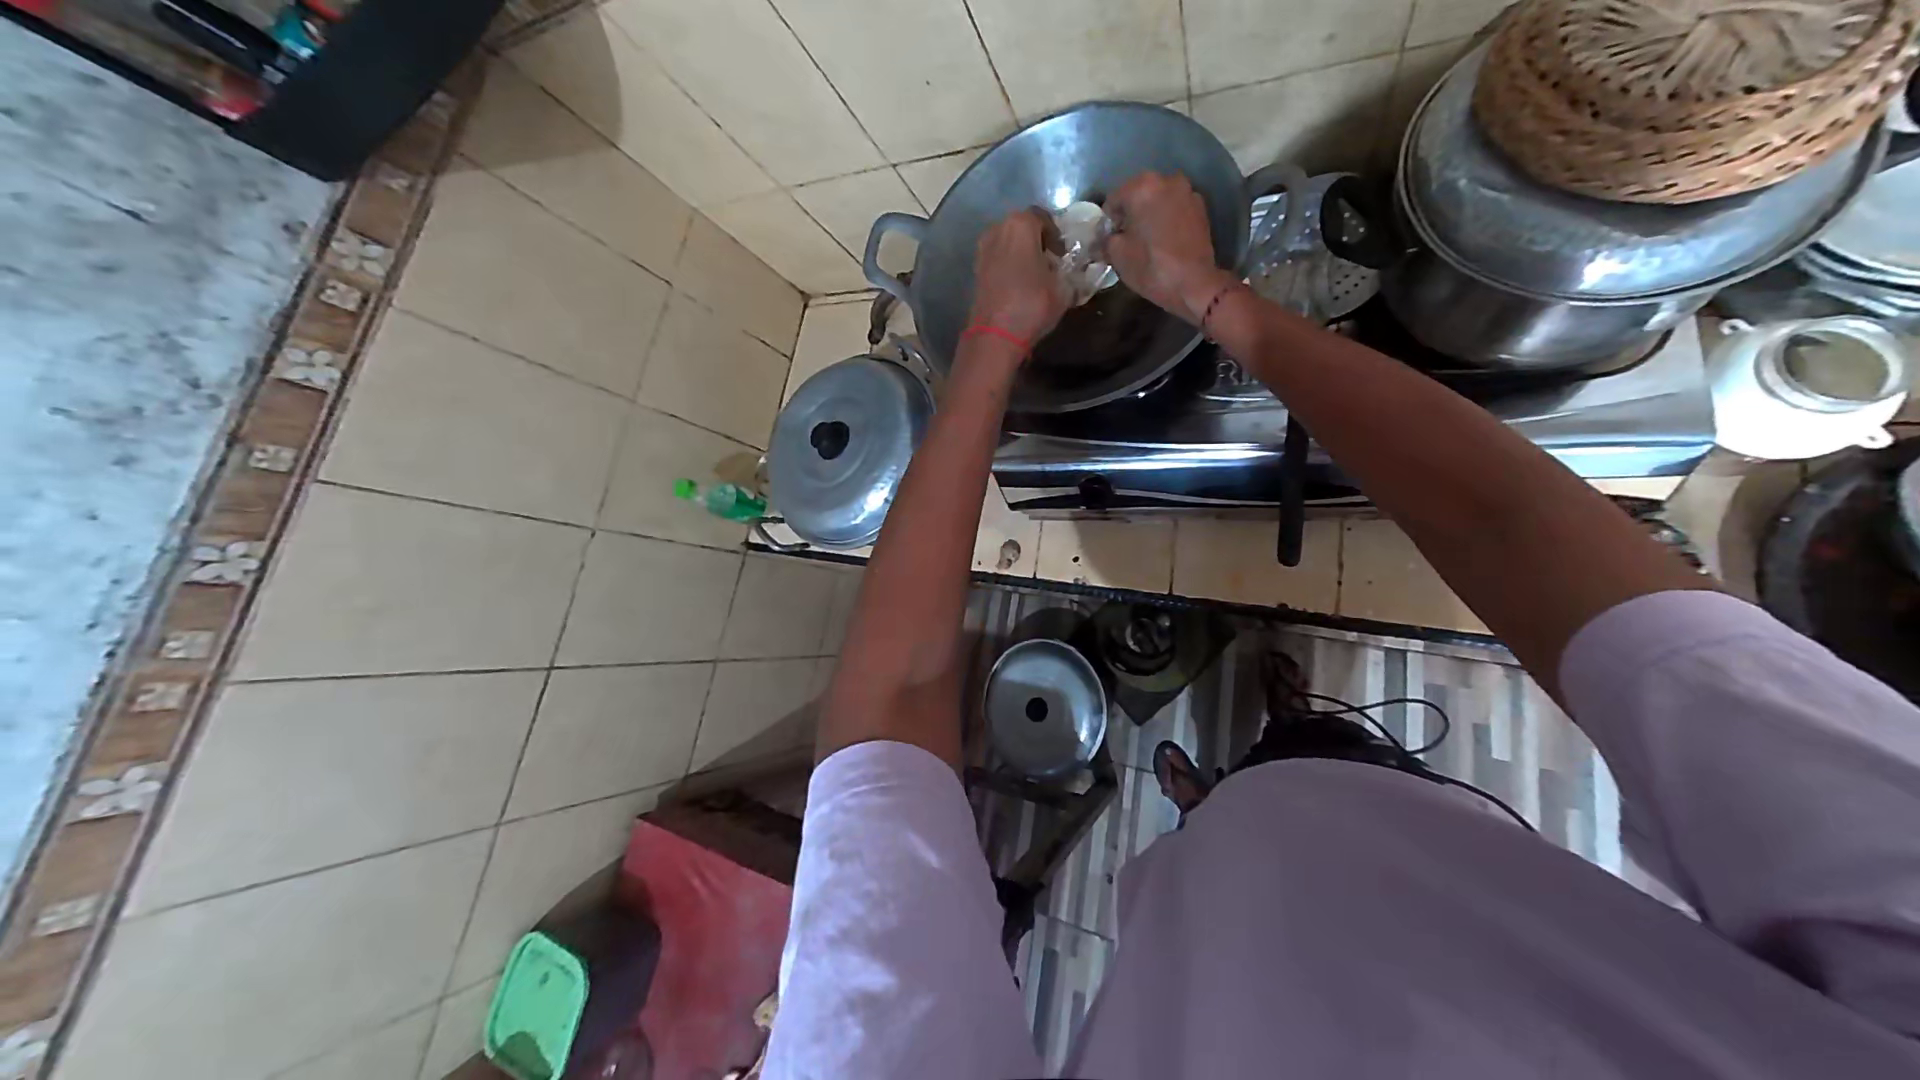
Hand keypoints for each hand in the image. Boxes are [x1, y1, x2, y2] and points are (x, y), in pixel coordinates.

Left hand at [967, 208, 1069, 355]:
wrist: (995, 336)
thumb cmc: (1032, 305)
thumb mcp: (1064, 289)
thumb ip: (1071, 274)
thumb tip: (1076, 272)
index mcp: (1020, 224)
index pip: (1044, 218)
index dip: (1057, 235)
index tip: (1064, 253)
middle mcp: (997, 230)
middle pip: (1023, 228)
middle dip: (1037, 242)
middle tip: (1051, 262)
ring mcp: (983, 250)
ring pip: (1008, 244)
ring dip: (1022, 254)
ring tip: (1036, 276)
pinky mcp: (976, 271)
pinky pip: (998, 260)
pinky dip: (1009, 267)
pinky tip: (1020, 286)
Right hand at [1106, 172, 1237, 324]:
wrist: (1192, 283)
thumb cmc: (1150, 266)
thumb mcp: (1117, 255)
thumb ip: (1106, 239)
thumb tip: (1104, 238)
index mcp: (1142, 187)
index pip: (1113, 200)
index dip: (1107, 221)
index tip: (1108, 239)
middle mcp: (1166, 180)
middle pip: (1138, 195)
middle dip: (1130, 214)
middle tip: (1126, 238)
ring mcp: (1187, 192)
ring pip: (1158, 200)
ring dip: (1149, 215)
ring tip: (1146, 239)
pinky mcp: (1200, 207)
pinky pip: (1175, 208)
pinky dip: (1166, 219)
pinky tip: (1164, 239)